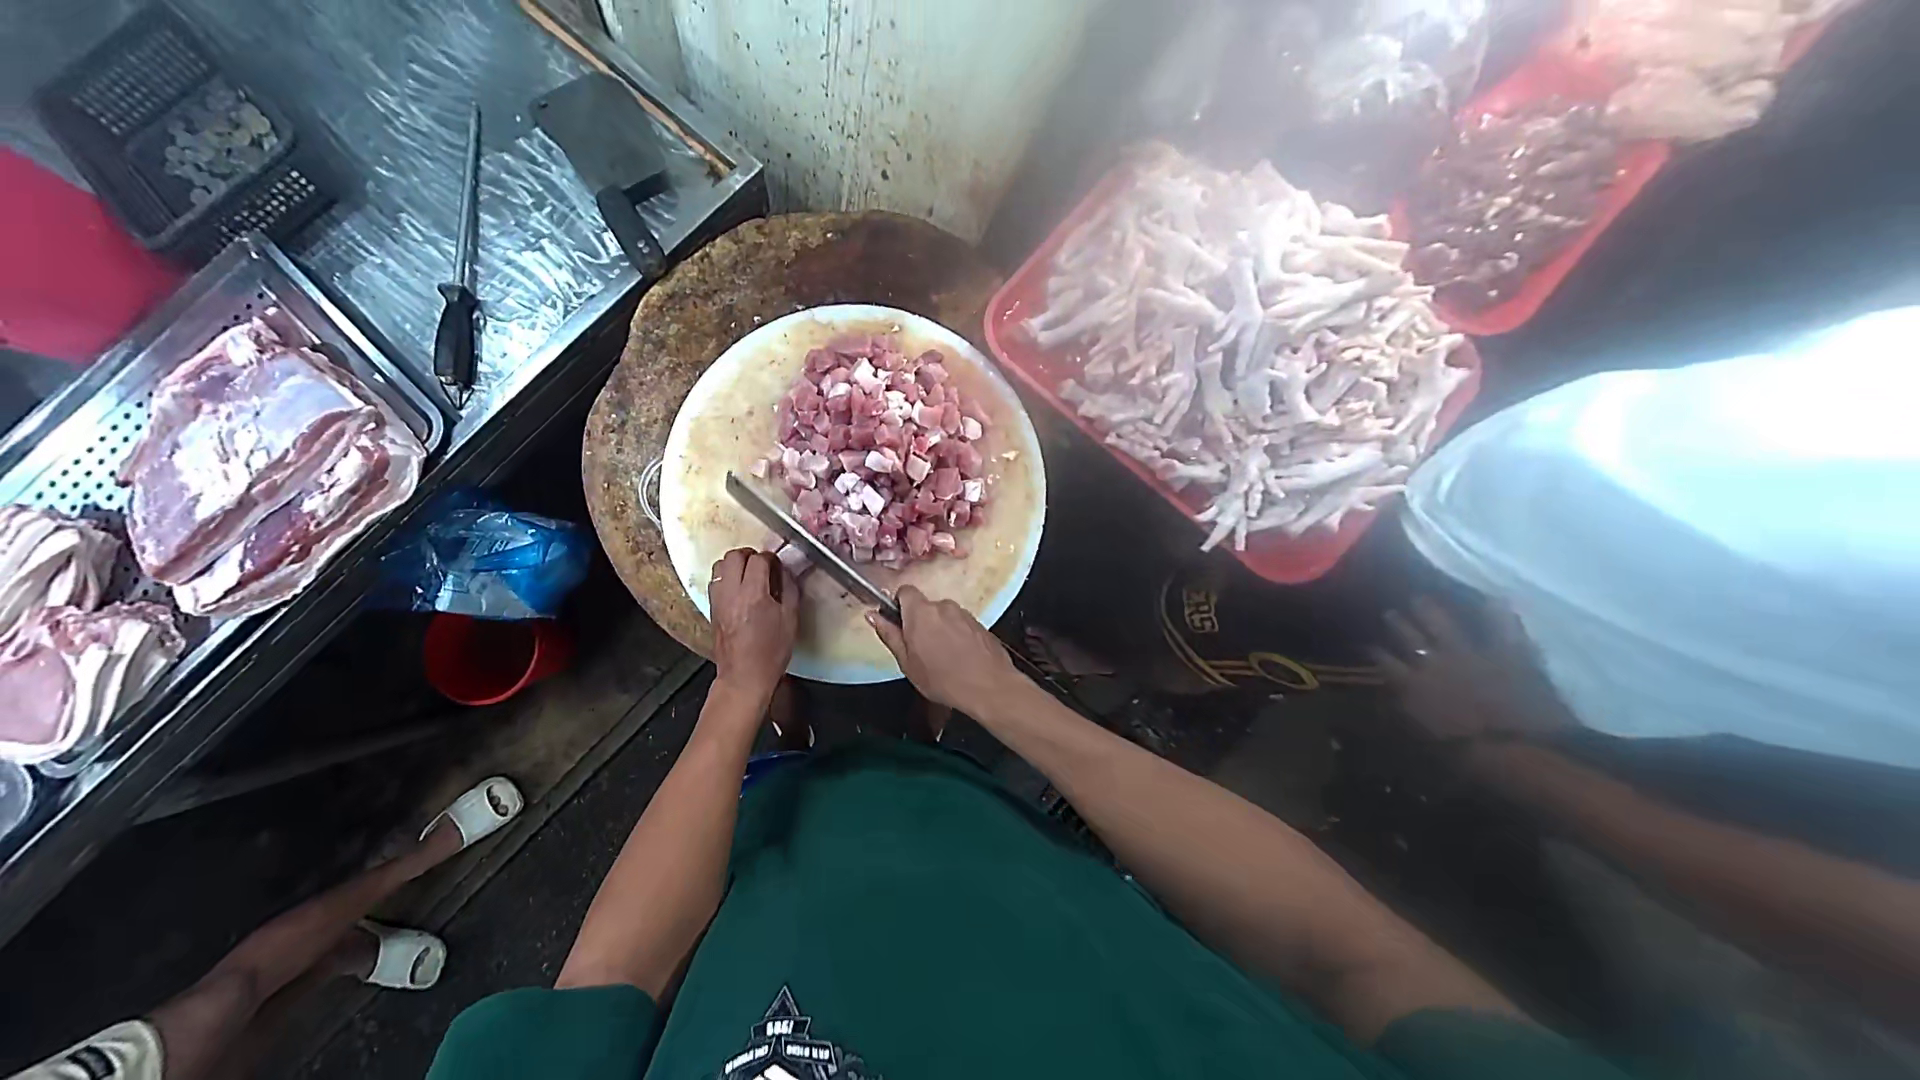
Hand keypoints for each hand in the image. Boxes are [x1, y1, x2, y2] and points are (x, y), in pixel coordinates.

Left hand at [709, 548, 797, 700]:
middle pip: (734, 556)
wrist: (744, 676)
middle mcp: (732, 594)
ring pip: (720, 565)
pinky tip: (739, 588)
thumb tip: (787, 572)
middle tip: (763, 564)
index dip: (771, 558)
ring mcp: (719, 600)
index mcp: (754, 595)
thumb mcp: (791, 619)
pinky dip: (726, 577)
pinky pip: (715, 581)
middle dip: (750, 555)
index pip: (759, 560)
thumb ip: (790, 589)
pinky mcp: (712, 608)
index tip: (777, 564)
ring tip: (749, 574)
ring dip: (735, 564)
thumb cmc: (770, 652)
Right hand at [867, 586, 1016, 713]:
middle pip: (925, 607)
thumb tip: (873, 616)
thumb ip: (889, 635)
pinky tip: (959, 659)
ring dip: (939, 631)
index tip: (899, 625)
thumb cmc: (943, 679)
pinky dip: (957, 637)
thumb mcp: (906, 662)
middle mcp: (943, 606)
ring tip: (942, 659)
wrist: (988, 686)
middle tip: (920, 650)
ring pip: (943, 617)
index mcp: (920, 612)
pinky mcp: (979, 624)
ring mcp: (964, 614)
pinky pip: (960, 625)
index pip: (904, 591)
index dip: (899, 606)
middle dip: (920, 623)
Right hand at [1368, 596, 1577, 742]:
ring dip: (1429, 609)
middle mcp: (1433, 661)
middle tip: (1390, 612)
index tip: (1367, 644)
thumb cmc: (1464, 757)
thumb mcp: (1420, 740)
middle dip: (1397, 622)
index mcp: (1409, 683)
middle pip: (1408, 635)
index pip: (1382, 659)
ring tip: (1420, 599)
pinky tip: (1492, 598)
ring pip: (1441, 622)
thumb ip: (1403, 715)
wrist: (1519, 753)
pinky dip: (1497, 612)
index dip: (1373, 650)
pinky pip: (1501, 626)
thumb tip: (1386, 702)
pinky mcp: (1507, 654)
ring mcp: (1470, 653)